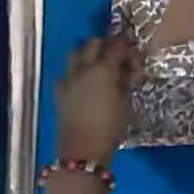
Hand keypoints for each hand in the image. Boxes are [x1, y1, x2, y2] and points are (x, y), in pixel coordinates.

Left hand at [55, 37, 139, 164]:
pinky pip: (66, 72)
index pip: (117, 46)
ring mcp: (69, 77)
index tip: (133, 55)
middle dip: (106, 45)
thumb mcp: (126, 102)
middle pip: (94, 43)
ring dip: (87, 53)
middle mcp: (84, 67)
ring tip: (96, 65)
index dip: (127, 47)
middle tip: (116, 58)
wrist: (83, 151)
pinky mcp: (59, 90)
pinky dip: (75, 72)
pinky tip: (81, 83)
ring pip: (76, 52)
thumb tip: (130, 70)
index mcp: (104, 68)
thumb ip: (127, 81)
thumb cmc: (111, 127)